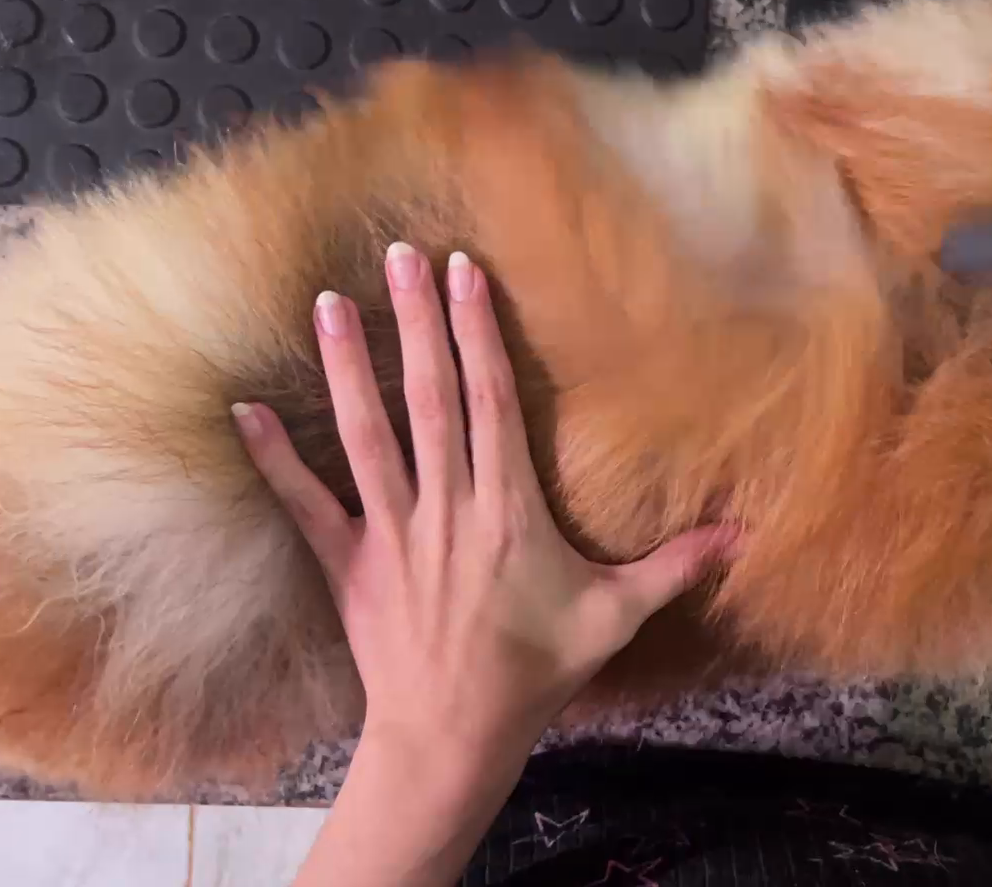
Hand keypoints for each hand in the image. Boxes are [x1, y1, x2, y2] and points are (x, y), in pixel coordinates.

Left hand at [233, 242, 727, 886]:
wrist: (452, 735)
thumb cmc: (537, 668)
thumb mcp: (616, 614)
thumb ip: (676, 565)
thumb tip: (745, 534)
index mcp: (507, 507)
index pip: (492, 400)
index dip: (477, 333)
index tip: (465, 273)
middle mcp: (446, 504)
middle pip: (429, 397)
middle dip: (416, 322)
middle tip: (398, 255)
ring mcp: (389, 531)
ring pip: (367, 435)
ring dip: (348, 367)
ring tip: (330, 303)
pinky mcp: (348, 562)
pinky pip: (306, 504)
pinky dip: (276, 459)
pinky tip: (246, 411)